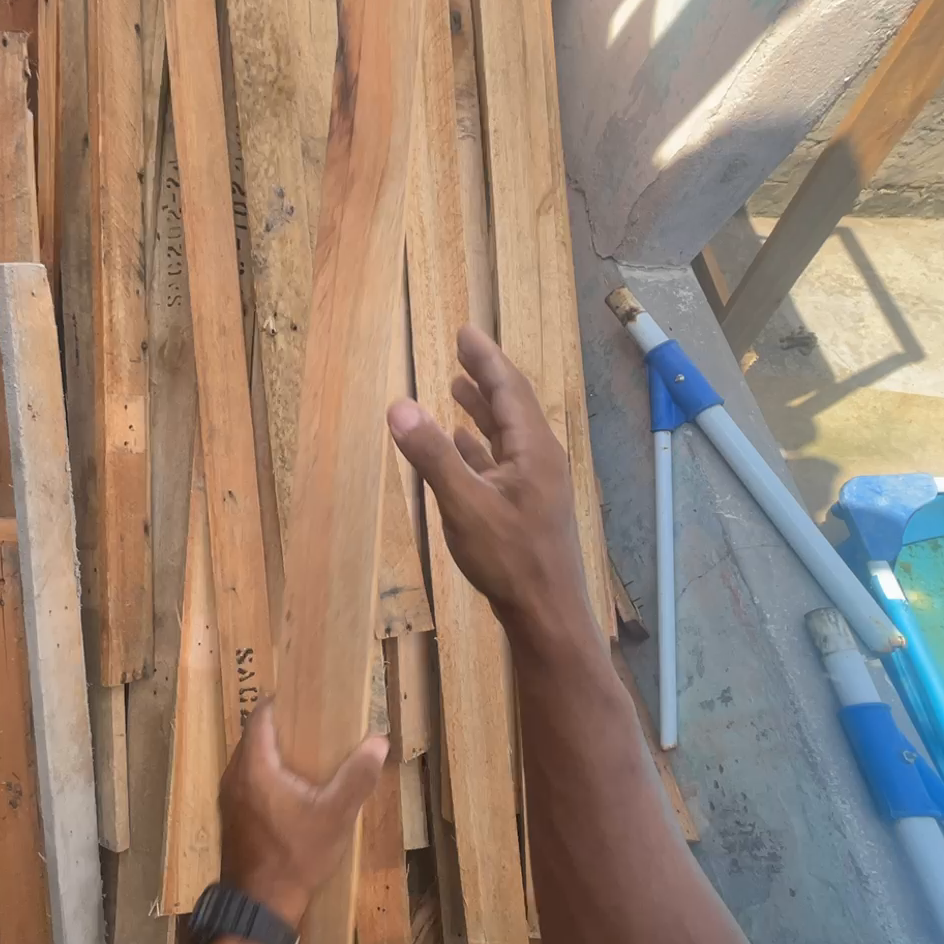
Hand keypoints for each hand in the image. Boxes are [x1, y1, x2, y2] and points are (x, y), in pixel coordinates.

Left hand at [219, 704, 388, 925]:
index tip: (304, 701)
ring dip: (271, 752)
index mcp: (255, 765)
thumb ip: (356, 777)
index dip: (280, 703)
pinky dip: (263, 774)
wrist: (260, 906)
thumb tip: (379, 742)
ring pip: (248, 759)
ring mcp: (228, 797)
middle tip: (311, 727)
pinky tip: (288, 789)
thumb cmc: (297, 856)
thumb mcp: (335, 816)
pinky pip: (245, 780)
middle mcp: (234, 774)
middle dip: (279, 727)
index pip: (260, 716)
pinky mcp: (230, 815)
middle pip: (253, 736)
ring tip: (304, 756)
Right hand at [387, 325, 589, 639]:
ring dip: (482, 410)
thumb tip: (398, 406)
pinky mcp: (526, 506)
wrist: (546, 612)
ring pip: (506, 435)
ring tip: (458, 387)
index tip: (466, 331)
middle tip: (462, 349)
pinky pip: (501, 461)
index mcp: (533, 449)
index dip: (485, 358)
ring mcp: (534, 484)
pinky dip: (479, 446)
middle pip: (511, 406)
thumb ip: (431, 455)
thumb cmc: (509, 557)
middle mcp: (539, 459)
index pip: (508, 389)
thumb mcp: (464, 504)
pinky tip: (463, 444)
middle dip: (485, 377)